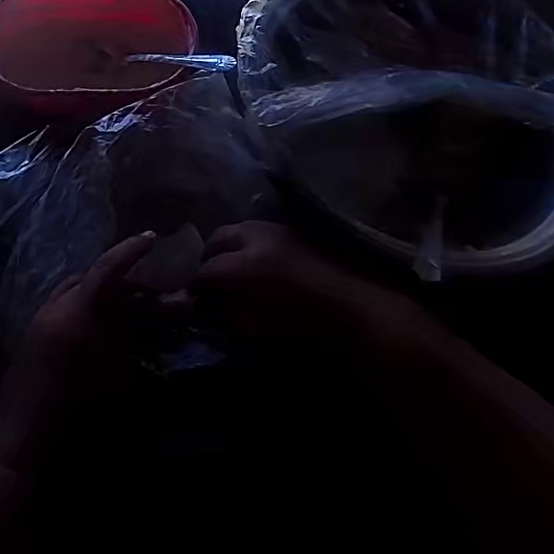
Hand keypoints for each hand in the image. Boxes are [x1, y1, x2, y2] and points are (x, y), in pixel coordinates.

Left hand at [0, 231, 157, 474]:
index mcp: (75, 318)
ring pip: (75, 288)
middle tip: (148, 279)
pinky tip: (102, 319)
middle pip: (89, 275)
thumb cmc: (75, 421)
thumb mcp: (116, 381)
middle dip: (119, 272)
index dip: (128, 252)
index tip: (151, 239)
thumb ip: (125, 338)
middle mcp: (54, 309)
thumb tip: (139, 313)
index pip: (104, 271)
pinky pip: (63, 304)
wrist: (20, 443)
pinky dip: (85, 302)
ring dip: (101, 287)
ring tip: (129, 297)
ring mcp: (40, 319)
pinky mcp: (33, 333)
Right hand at [196, 220, 415, 341]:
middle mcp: (257, 237)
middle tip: (212, 280)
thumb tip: (198, 305)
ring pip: (239, 230)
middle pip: (218, 238)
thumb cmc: (306, 323)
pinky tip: (259, 264)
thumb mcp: (257, 325)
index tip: (195, 298)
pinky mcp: (293, 229)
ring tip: (235, 269)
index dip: (196, 285)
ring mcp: (277, 229)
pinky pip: (260, 232)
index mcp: (246, 264)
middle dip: (210, 258)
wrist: (358, 307)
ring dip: (230, 248)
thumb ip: (223, 311)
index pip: (206, 269)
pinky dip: (250, 244)